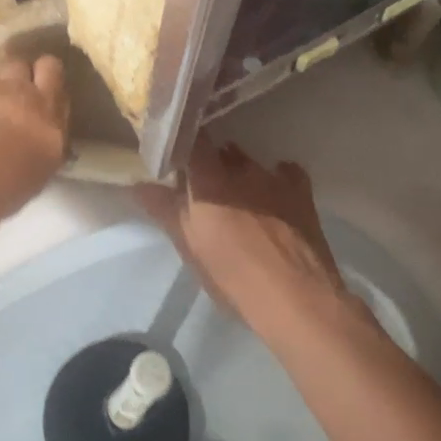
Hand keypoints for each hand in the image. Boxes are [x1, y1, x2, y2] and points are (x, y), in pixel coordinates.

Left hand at [0, 55, 69, 217]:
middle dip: (15, 75)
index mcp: (47, 112)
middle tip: (6, 99)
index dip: (43, 76)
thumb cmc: (3, 188)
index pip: (53, 73)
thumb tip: (37, 132)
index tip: (37, 89)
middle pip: (20, 64)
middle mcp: (18, 91)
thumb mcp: (42, 168)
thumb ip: (43, 138)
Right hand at [137, 137, 354, 330]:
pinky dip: (275, 181)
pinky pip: (284, 173)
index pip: (192, 139)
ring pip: (251, 163)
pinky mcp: (302, 192)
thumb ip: (165, 210)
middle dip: (211, 164)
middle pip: (221, 151)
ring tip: (238, 202)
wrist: (298, 300)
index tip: (174, 157)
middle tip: (202, 191)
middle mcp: (243, 168)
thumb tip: (138, 183)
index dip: (183, 142)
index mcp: (210, 178)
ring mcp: (276, 178)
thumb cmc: (234, 277)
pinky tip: (273, 200)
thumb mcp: (190, 248)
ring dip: (241, 175)